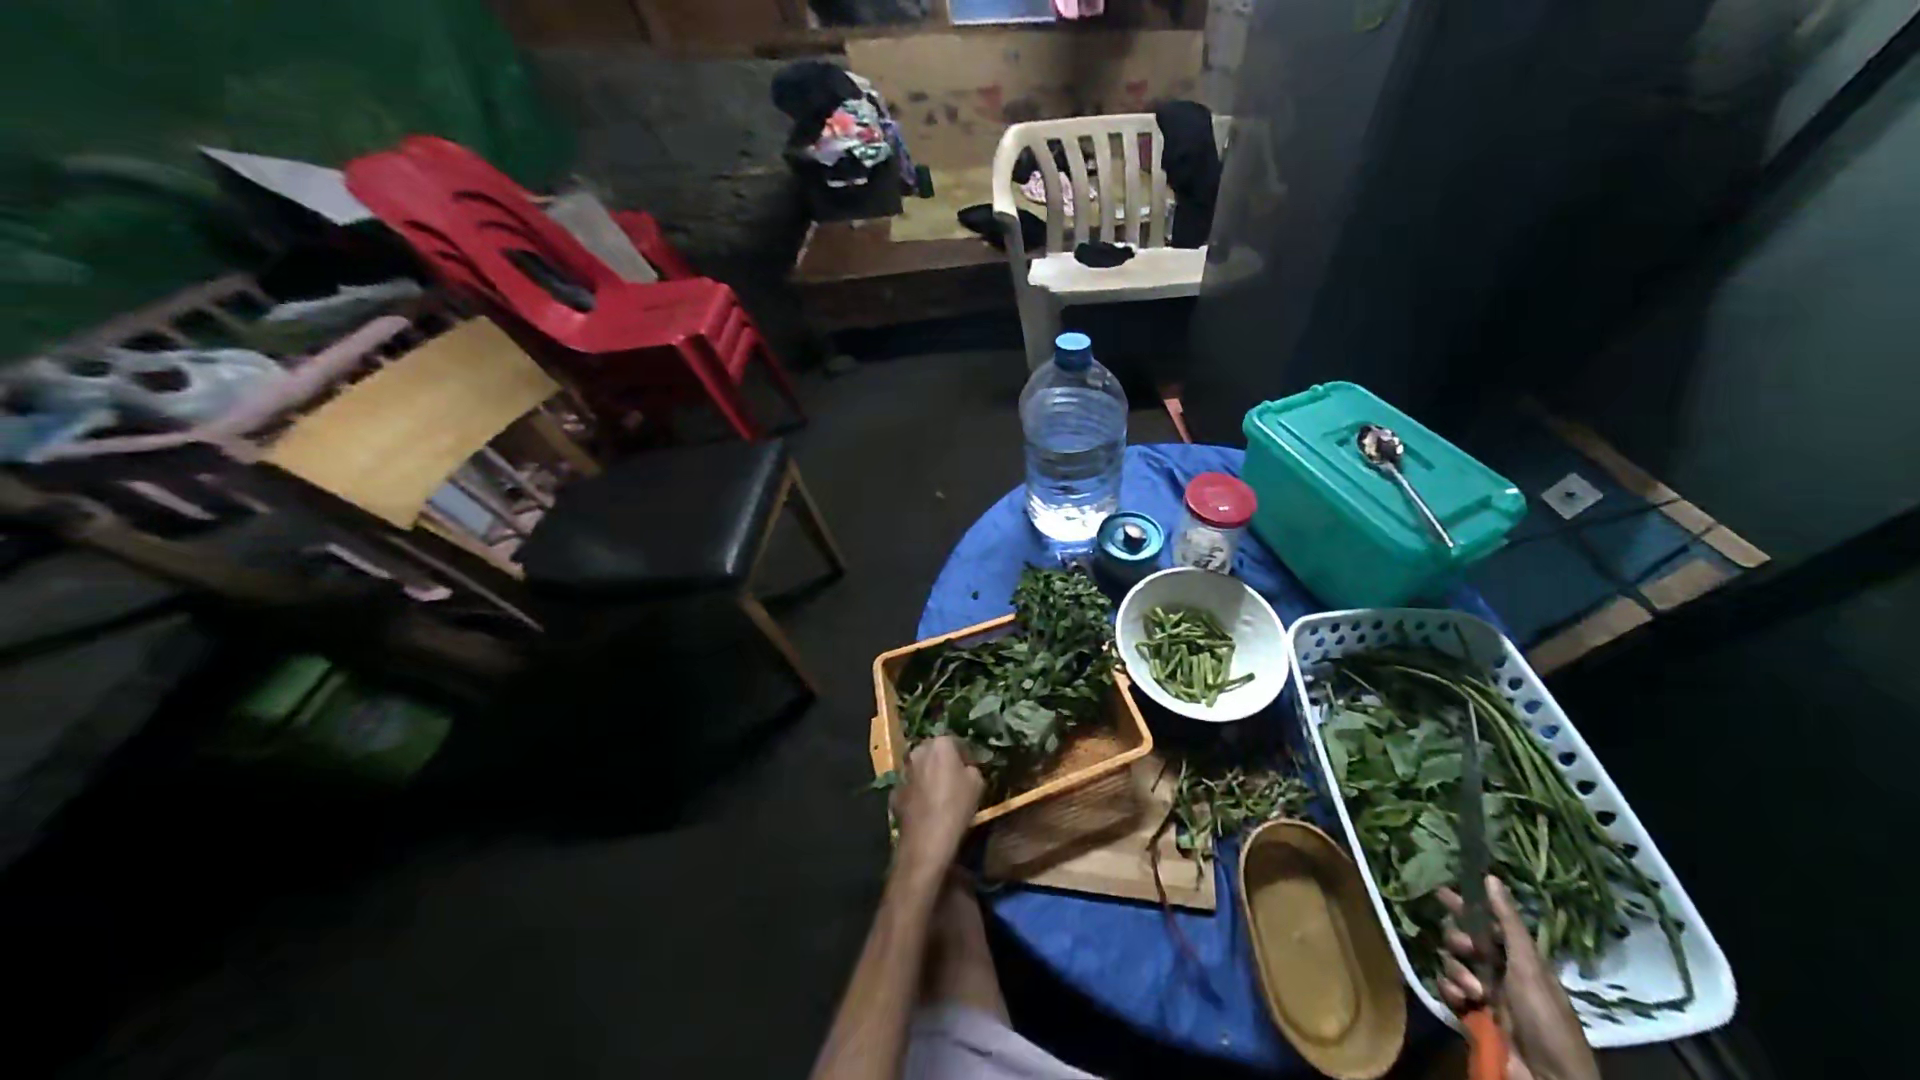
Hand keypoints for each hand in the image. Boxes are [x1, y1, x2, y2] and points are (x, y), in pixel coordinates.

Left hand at [891, 737, 983, 876]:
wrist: (927, 837)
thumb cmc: (957, 805)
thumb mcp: (978, 782)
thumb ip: (971, 768)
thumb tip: (965, 768)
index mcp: (940, 744)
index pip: (955, 742)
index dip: (965, 754)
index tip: (970, 767)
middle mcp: (918, 752)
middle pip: (933, 751)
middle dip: (943, 761)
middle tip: (955, 777)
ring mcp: (903, 771)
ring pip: (919, 768)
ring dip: (928, 775)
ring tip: (939, 793)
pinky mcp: (894, 791)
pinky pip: (910, 786)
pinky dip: (917, 791)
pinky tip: (926, 806)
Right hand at [1436, 877, 1599, 1079]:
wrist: (1548, 1077)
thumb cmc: (1545, 1018)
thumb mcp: (1529, 966)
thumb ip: (1507, 923)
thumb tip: (1491, 877)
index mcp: (1519, 960)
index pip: (1486, 924)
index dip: (1466, 907)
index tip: (1442, 892)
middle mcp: (1499, 973)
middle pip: (1463, 942)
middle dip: (1458, 941)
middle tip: (1464, 948)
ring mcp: (1483, 994)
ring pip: (1452, 964)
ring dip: (1458, 973)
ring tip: (1474, 992)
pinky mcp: (1469, 1014)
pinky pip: (1447, 990)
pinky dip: (1450, 992)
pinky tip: (1462, 1002)